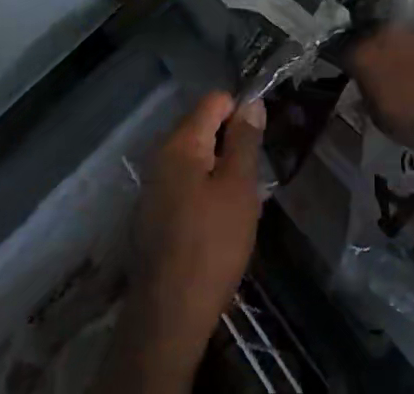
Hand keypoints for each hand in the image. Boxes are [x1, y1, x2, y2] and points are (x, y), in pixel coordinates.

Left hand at [103, 92, 263, 393]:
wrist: (169, 313)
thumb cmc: (212, 243)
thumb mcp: (239, 188)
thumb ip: (244, 141)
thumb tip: (250, 102)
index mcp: (181, 142)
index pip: (214, 101)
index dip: (242, 112)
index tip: (261, 141)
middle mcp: (160, 155)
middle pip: (202, 127)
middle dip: (231, 144)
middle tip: (255, 176)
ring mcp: (152, 185)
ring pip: (194, 158)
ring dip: (219, 170)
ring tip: (241, 202)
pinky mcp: (151, 213)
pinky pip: (183, 184)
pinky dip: (203, 191)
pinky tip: (218, 222)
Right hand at [345, 23, 413, 163]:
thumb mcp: (381, 120)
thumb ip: (364, 95)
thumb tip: (362, 83)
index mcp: (364, 53)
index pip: (337, 48)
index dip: (334, 60)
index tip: (334, 71)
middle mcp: (384, 32)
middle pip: (362, 36)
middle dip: (359, 50)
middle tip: (360, 71)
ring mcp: (412, 31)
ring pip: (386, 36)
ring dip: (383, 50)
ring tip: (387, 72)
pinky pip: (409, 41)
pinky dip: (405, 53)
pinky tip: (412, 71)